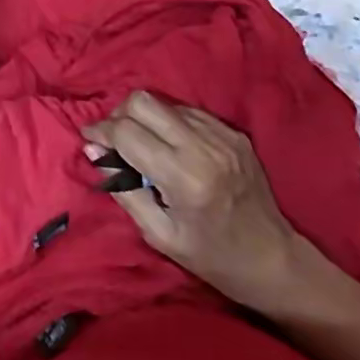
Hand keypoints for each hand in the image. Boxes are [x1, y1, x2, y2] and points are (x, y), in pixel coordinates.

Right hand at [83, 91, 312, 311]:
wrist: (272, 258)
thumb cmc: (211, 257)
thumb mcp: (159, 234)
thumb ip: (124, 190)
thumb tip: (94, 150)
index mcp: (184, 177)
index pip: (128, 132)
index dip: (101, 131)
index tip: (88, 137)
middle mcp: (203, 146)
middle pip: (143, 101)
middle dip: (119, 115)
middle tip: (113, 139)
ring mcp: (222, 134)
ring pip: (165, 103)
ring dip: (145, 118)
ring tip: (142, 145)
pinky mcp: (233, 131)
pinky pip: (188, 112)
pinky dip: (170, 124)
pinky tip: (171, 148)